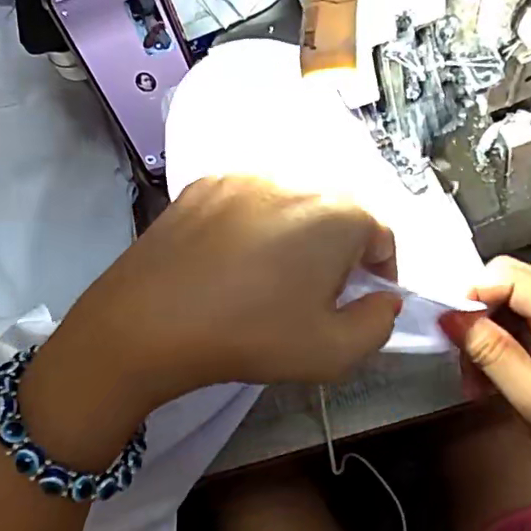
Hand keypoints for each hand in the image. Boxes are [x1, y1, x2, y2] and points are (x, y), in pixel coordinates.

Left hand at [48, 177, 401, 410]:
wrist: (148, 323)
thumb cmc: (250, 336)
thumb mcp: (333, 353)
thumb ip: (378, 324)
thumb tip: (383, 299)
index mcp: (337, 214)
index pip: (381, 234)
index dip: (379, 272)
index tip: (358, 302)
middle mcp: (294, 180)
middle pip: (336, 215)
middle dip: (337, 253)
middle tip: (312, 297)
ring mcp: (243, 177)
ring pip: (290, 205)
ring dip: (294, 236)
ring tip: (267, 280)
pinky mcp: (201, 185)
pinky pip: (247, 203)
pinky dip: (252, 227)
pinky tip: (228, 264)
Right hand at [441, 256, 530, 479]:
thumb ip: (493, 355)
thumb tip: (452, 318)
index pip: (510, 277)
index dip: (473, 295)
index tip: (449, 327)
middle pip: (507, 285)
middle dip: (476, 318)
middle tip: (463, 358)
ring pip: (507, 306)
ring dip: (484, 338)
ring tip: (478, 379)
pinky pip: (518, 325)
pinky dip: (499, 348)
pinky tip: (493, 378)